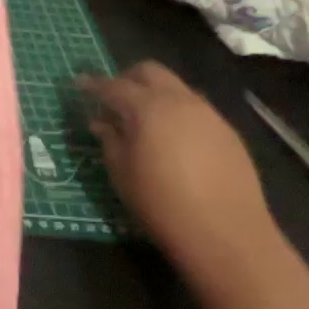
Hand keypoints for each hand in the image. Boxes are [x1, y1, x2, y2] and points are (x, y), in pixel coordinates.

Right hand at [80, 63, 275, 268]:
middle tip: (114, 100)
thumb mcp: (122, 173)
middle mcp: (179, 101)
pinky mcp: (229, 133)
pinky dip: (178, 113)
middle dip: (128, 79)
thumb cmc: (162, 204)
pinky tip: (175, 141)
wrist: (228, 236)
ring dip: (156, 95)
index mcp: (147, 107)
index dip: (93, 84)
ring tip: (146, 122)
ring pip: (176, 88)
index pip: (113, 86)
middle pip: (150, 71)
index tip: (80, 85)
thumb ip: (110, 140)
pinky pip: (197, 109)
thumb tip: (101, 123)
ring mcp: (209, 115)